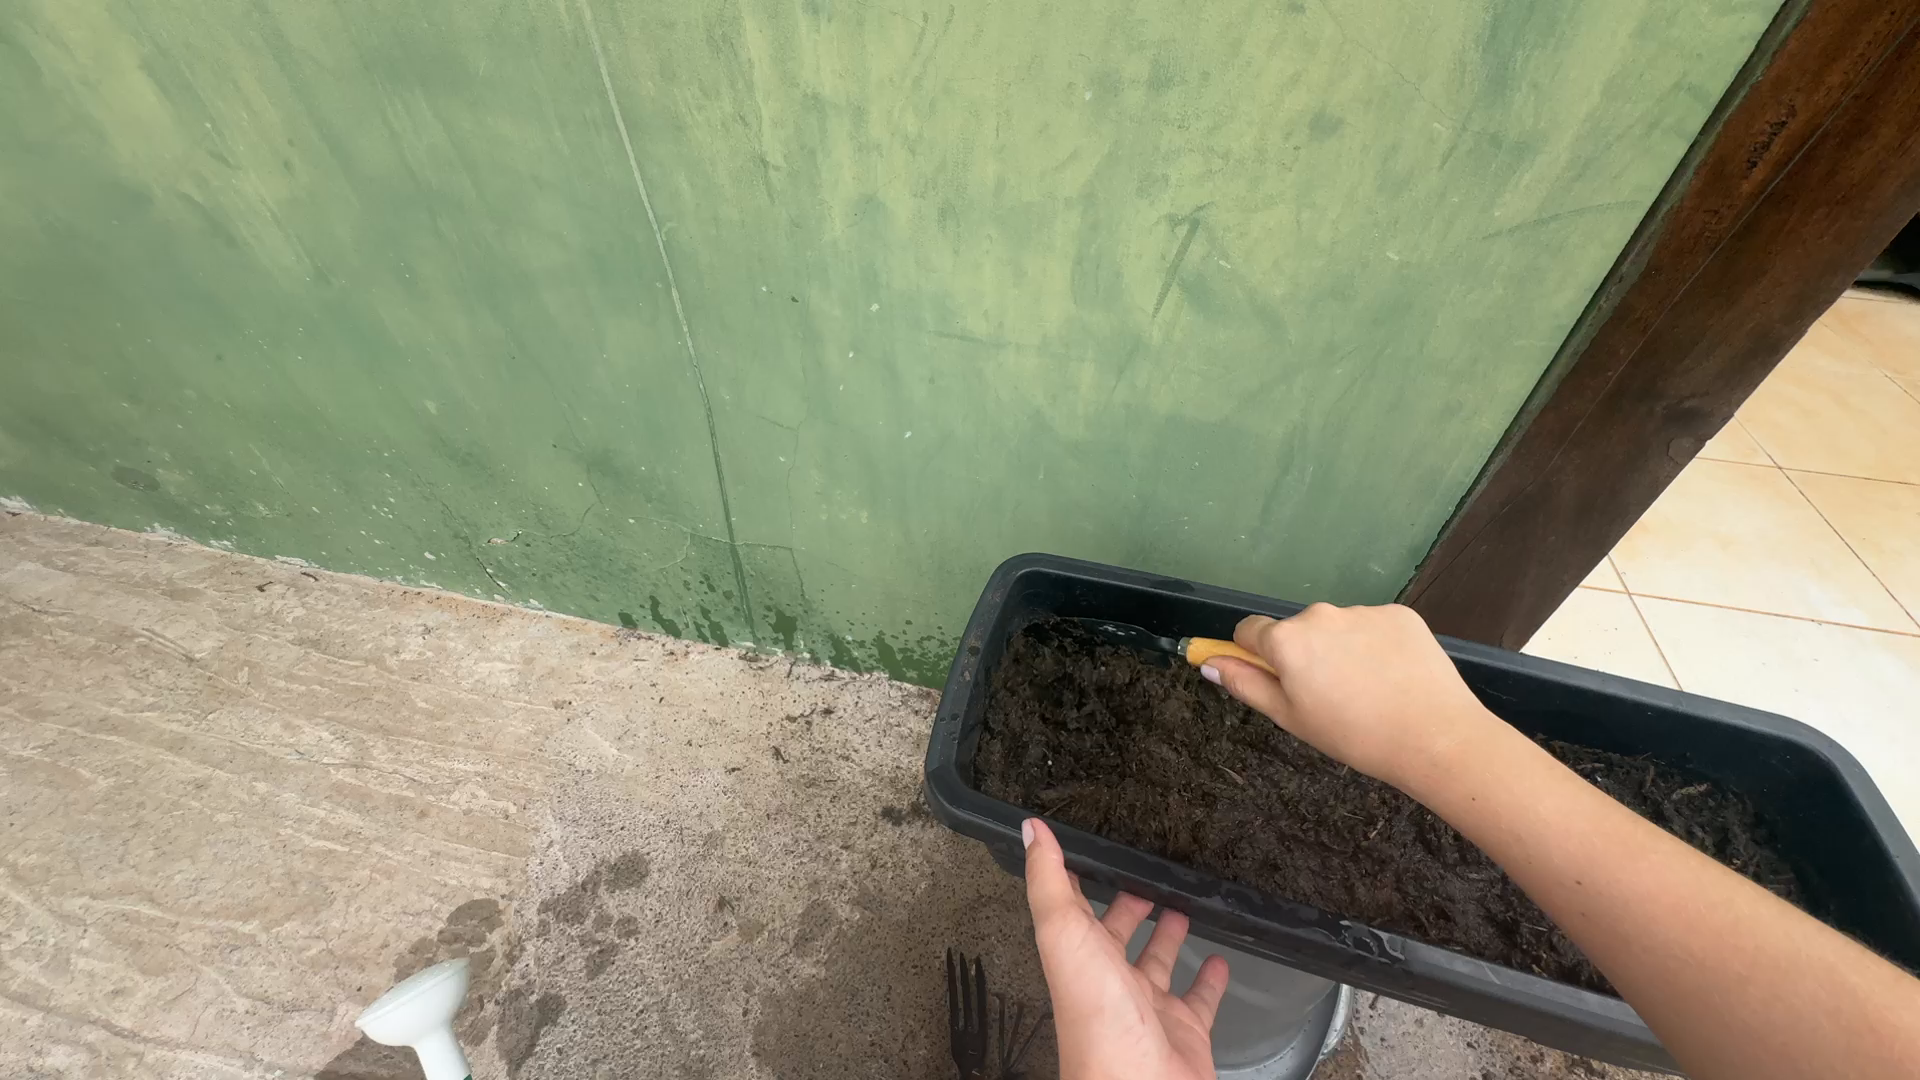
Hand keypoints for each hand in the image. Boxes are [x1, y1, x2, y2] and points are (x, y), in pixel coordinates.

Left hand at [1021, 817, 1226, 1079]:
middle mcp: (1108, 979)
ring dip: (1167, 934)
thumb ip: (1047, 880)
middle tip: (1143, 876)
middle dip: (1127, 904)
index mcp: (1077, 953)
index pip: (1073, 905)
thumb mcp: (1064, 932)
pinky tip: (1221, 961)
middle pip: (1116, 931)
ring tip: (1180, 905)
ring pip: (1157, 960)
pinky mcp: (1185, 1029)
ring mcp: (1147, 1006)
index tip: (1089, 849)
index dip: (1077, 876)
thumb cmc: (1097, 1017)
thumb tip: (1030, 828)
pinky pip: (1200, 998)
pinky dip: (1211, 979)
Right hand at [1201, 603, 1497, 789]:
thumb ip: (1244, 684)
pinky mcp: (1400, 613)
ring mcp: (1361, 611)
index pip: (1249, 630)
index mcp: (1285, 640)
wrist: (1438, 738)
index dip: (1257, 656)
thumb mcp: (1289, 717)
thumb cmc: (1353, 735)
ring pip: (1335, 628)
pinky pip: (1373, 625)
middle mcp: (1318, 614)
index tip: (1279, 680)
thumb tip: (1208, 662)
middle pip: (1295, 630)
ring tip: (1368, 689)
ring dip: (1339, 649)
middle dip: (1303, 654)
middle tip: (1329, 695)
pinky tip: (1393, 676)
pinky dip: (1375, 645)